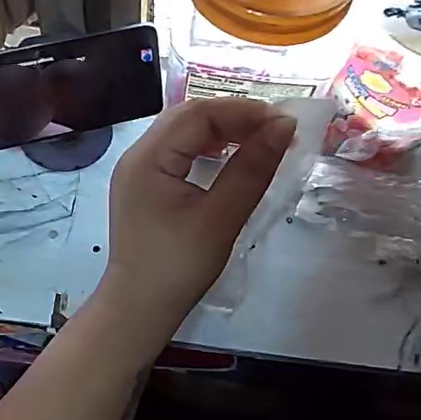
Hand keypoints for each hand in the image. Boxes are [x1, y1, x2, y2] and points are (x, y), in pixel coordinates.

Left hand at [100, 97, 294, 321]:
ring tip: (260, 140)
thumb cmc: (177, 267)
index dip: (243, 112)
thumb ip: (252, 169)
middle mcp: (136, 156)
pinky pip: (177, 153)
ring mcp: (137, 171)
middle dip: (233, 117)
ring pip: (182, 133)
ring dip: (221, 131)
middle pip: (187, 117)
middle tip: (276, 130)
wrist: (139, 307)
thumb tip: (283, 128)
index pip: (197, 114)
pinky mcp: (144, 186)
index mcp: (146, 159)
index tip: (284, 123)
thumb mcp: (220, 217)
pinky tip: (230, 157)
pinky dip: (206, 148)